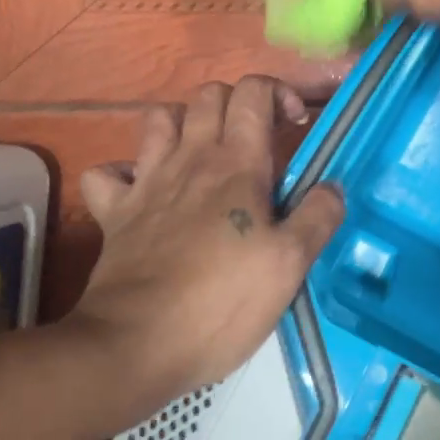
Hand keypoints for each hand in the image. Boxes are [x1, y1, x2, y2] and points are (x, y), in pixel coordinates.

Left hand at [65, 78, 344, 412]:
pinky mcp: (114, 214)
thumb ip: (319, 216)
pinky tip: (142, 190)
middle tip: (255, 140)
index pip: (254, 91)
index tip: (294, 126)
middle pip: (209, 94)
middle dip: (236, 103)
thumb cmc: (220, 302)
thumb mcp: (290, 265)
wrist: (132, 347)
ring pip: (158, 119)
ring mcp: (147, 182)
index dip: (278, 94)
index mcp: (238, 162)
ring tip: (202, 152)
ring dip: (182, 124)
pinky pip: (106, 173)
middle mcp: (191, 158)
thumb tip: (332, 187)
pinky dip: (123, 173)